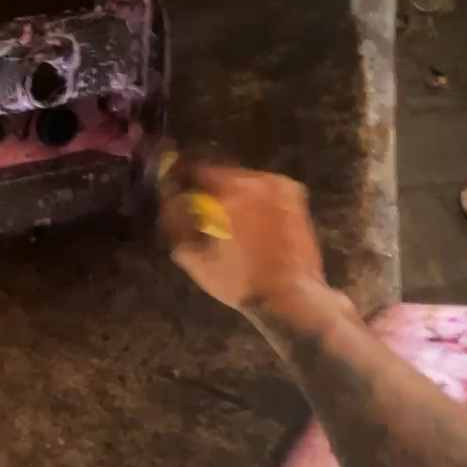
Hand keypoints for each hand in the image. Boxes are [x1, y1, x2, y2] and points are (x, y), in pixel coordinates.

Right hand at [163, 165, 346, 321]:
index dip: (182, 180)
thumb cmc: (239, 278)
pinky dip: (252, 200)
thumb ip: (176, 228)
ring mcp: (284, 190)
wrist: (290, 295)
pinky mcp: (298, 203)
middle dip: (208, 188)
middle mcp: (260, 182)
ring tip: (221, 215)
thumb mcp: (195, 259)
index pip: (198, 171)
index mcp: (233, 191)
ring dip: (232, 194)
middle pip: (224, 174)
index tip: (174, 191)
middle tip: (196, 206)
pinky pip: (266, 192)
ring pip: (247, 182)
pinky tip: (244, 221)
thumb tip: (168, 208)